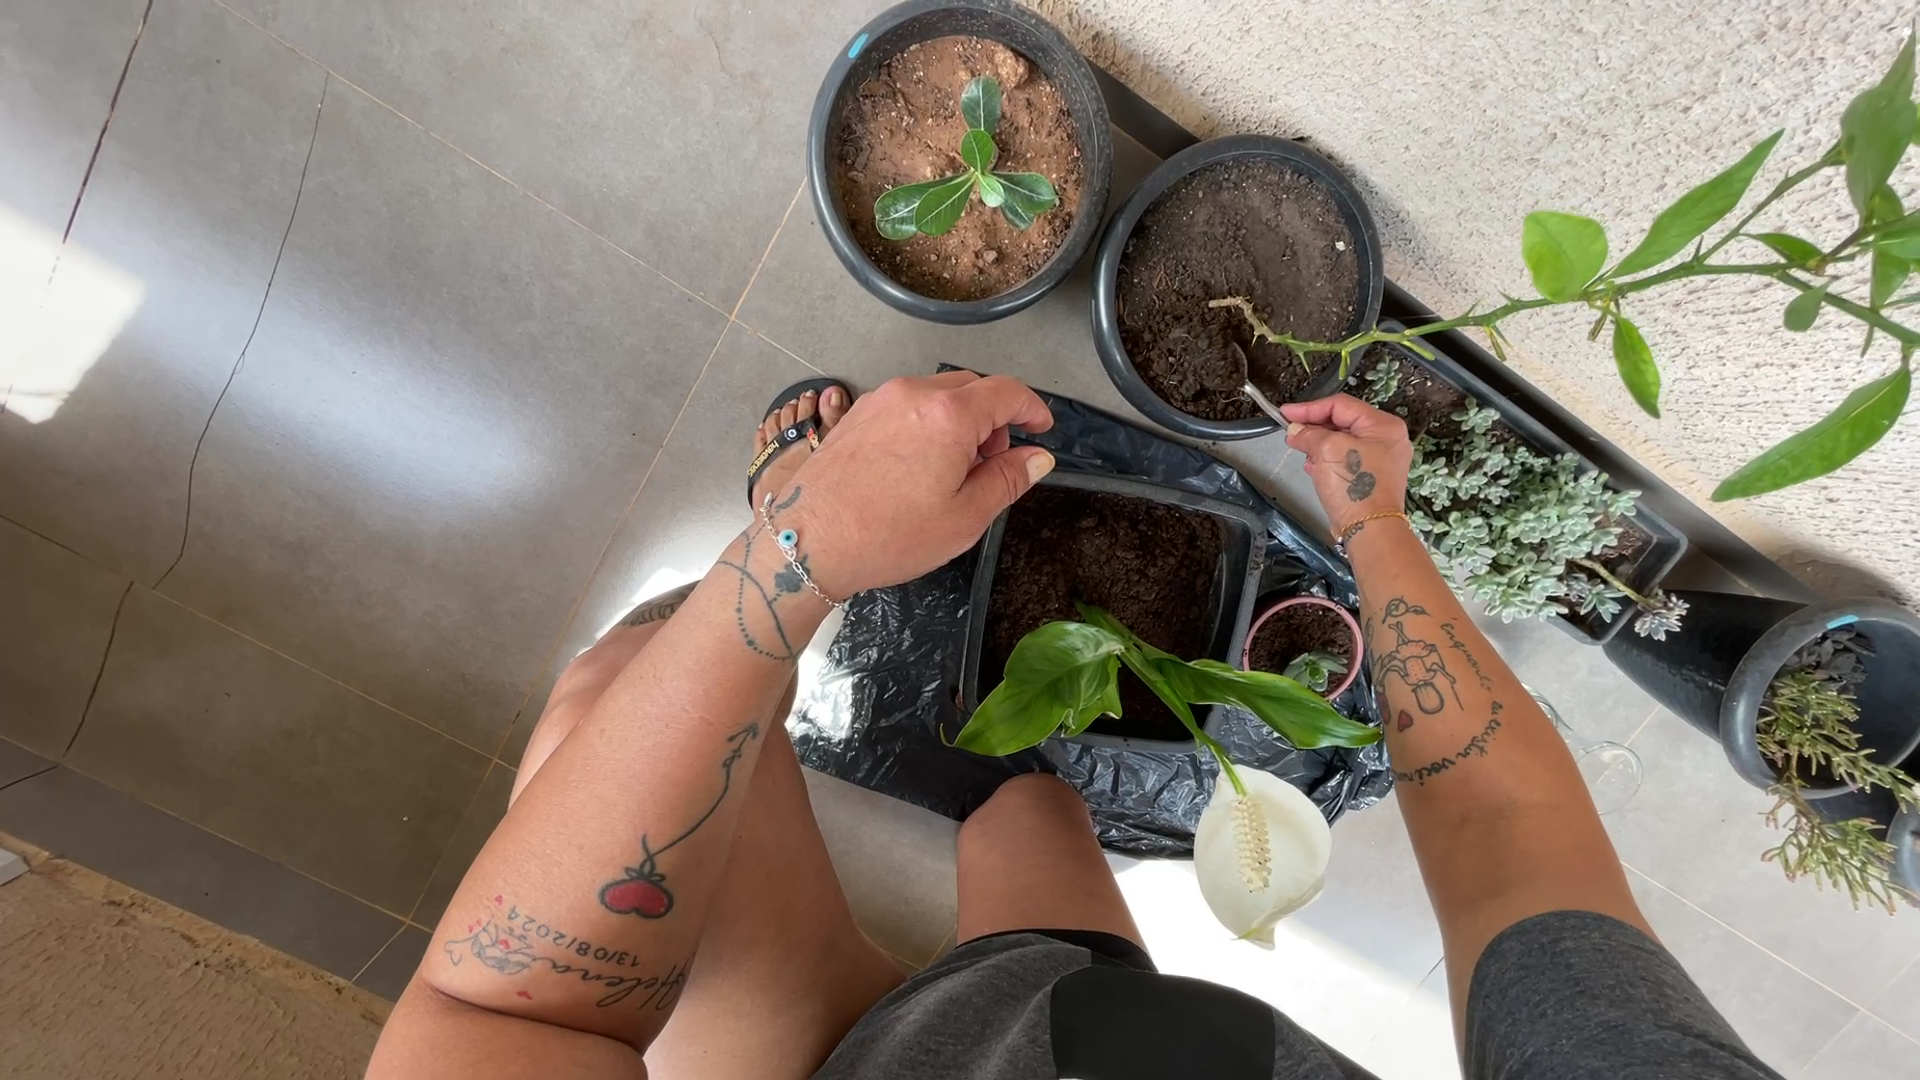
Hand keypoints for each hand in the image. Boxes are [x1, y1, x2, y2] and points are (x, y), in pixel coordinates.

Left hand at [773, 372, 1055, 595]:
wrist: (807, 542)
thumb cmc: (888, 536)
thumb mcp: (964, 518)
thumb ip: (1008, 479)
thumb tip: (1038, 456)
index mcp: (949, 416)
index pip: (1007, 392)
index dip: (1032, 408)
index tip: (1042, 428)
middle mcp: (913, 394)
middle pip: (972, 387)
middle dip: (995, 417)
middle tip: (995, 461)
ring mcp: (880, 400)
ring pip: (938, 394)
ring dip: (960, 421)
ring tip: (955, 469)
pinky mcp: (857, 414)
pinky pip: (907, 405)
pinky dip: (928, 422)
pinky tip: (919, 465)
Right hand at [1280, 394, 1410, 535]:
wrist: (1368, 527)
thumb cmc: (1354, 487)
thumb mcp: (1327, 449)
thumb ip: (1309, 433)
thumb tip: (1296, 430)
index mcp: (1383, 426)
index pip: (1340, 405)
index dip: (1309, 408)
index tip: (1285, 413)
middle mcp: (1386, 439)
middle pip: (1342, 422)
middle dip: (1313, 427)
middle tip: (1290, 433)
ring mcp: (1380, 459)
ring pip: (1341, 441)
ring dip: (1318, 444)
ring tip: (1301, 451)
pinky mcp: (1370, 477)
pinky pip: (1344, 459)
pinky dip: (1326, 459)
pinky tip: (1313, 467)